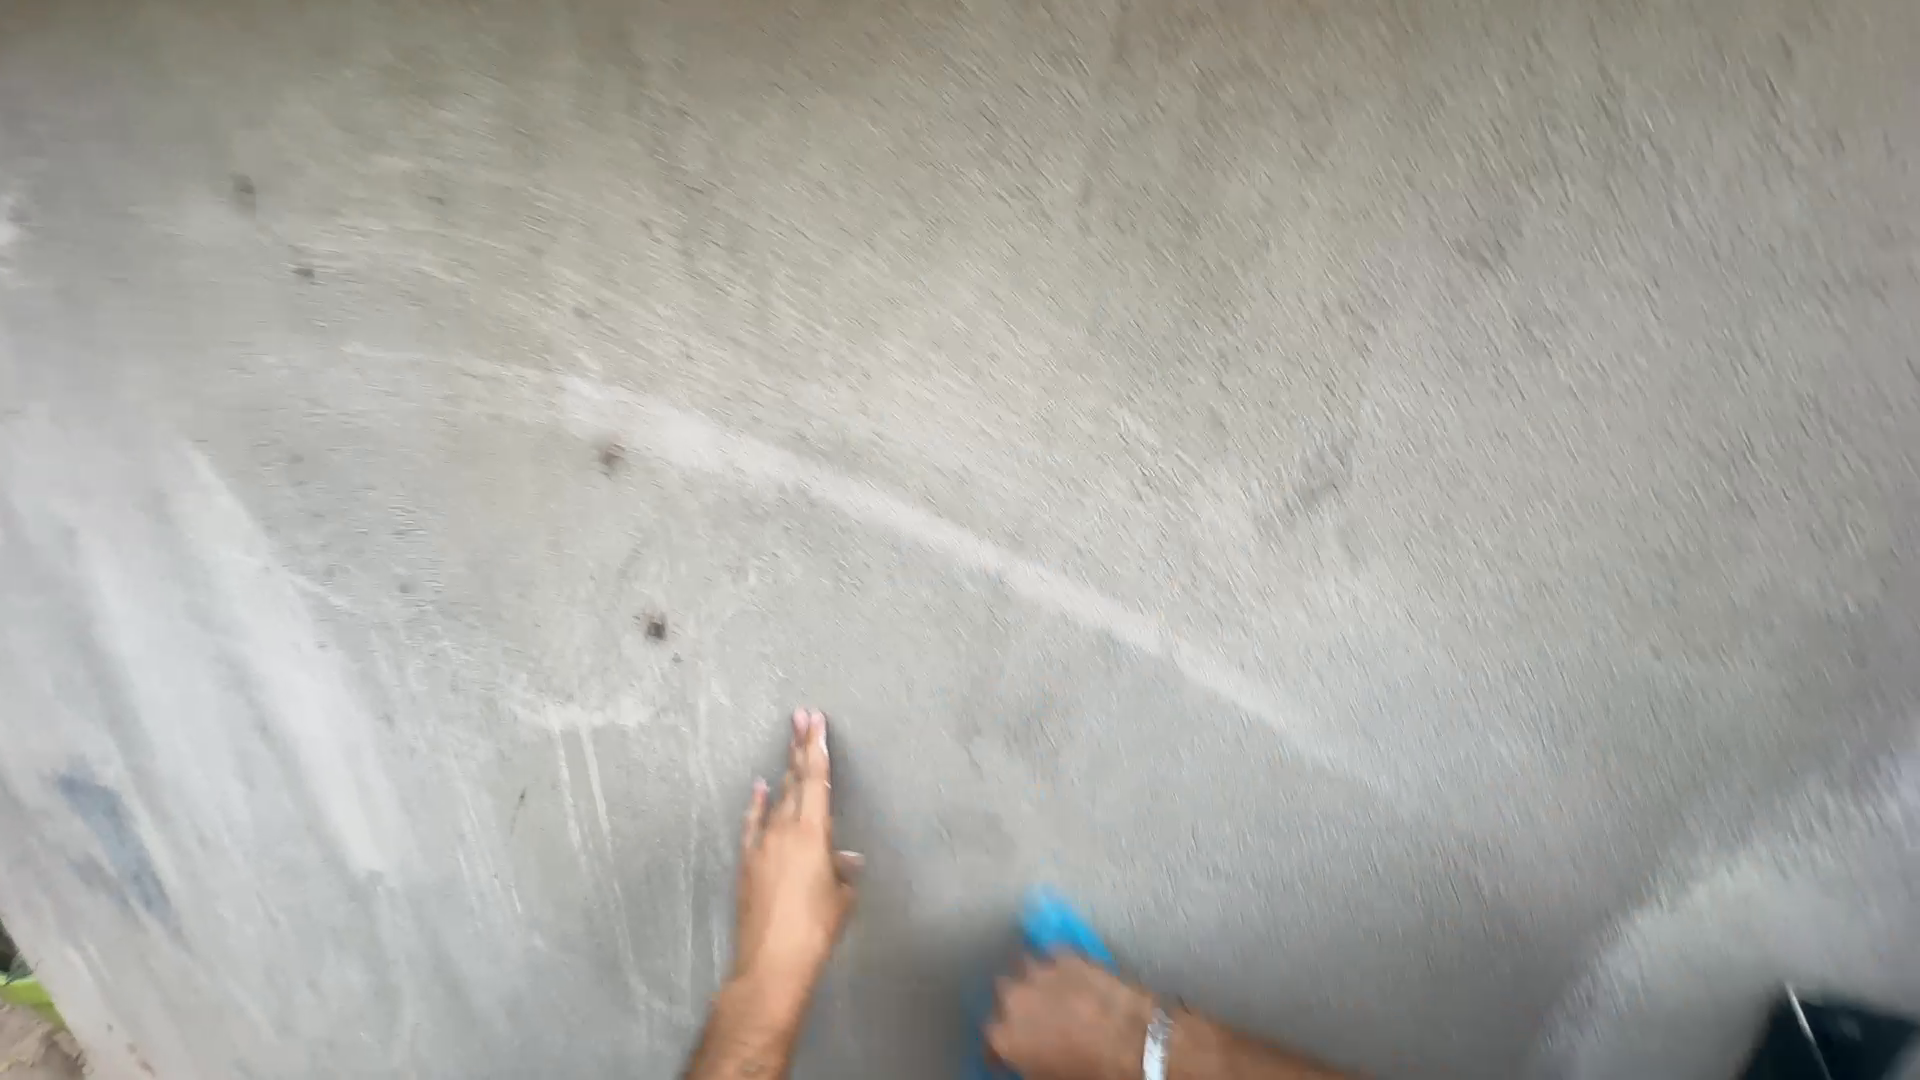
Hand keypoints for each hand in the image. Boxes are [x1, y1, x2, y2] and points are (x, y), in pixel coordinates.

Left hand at [732, 708, 860, 1012]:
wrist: (770, 963)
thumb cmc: (816, 928)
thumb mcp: (842, 897)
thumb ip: (843, 871)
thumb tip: (845, 857)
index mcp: (813, 831)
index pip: (816, 778)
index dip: (816, 747)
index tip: (814, 720)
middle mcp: (785, 828)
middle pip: (795, 778)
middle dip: (799, 746)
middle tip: (801, 716)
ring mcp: (762, 843)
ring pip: (777, 798)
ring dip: (785, 771)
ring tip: (790, 746)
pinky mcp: (747, 861)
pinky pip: (753, 822)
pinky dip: (757, 803)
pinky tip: (760, 787)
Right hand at [987, 953, 1154, 1079]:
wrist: (1129, 1044)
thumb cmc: (1086, 1072)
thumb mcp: (1046, 1078)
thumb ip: (1025, 1064)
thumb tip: (1026, 1059)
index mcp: (1003, 1034)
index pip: (990, 1040)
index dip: (1002, 1047)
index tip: (1012, 1051)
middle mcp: (1012, 996)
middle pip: (1005, 996)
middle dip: (1017, 1006)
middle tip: (1036, 1021)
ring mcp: (1038, 970)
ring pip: (1026, 969)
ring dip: (1035, 982)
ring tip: (1053, 995)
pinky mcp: (1064, 953)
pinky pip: (1053, 958)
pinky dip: (1059, 969)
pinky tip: (1073, 981)